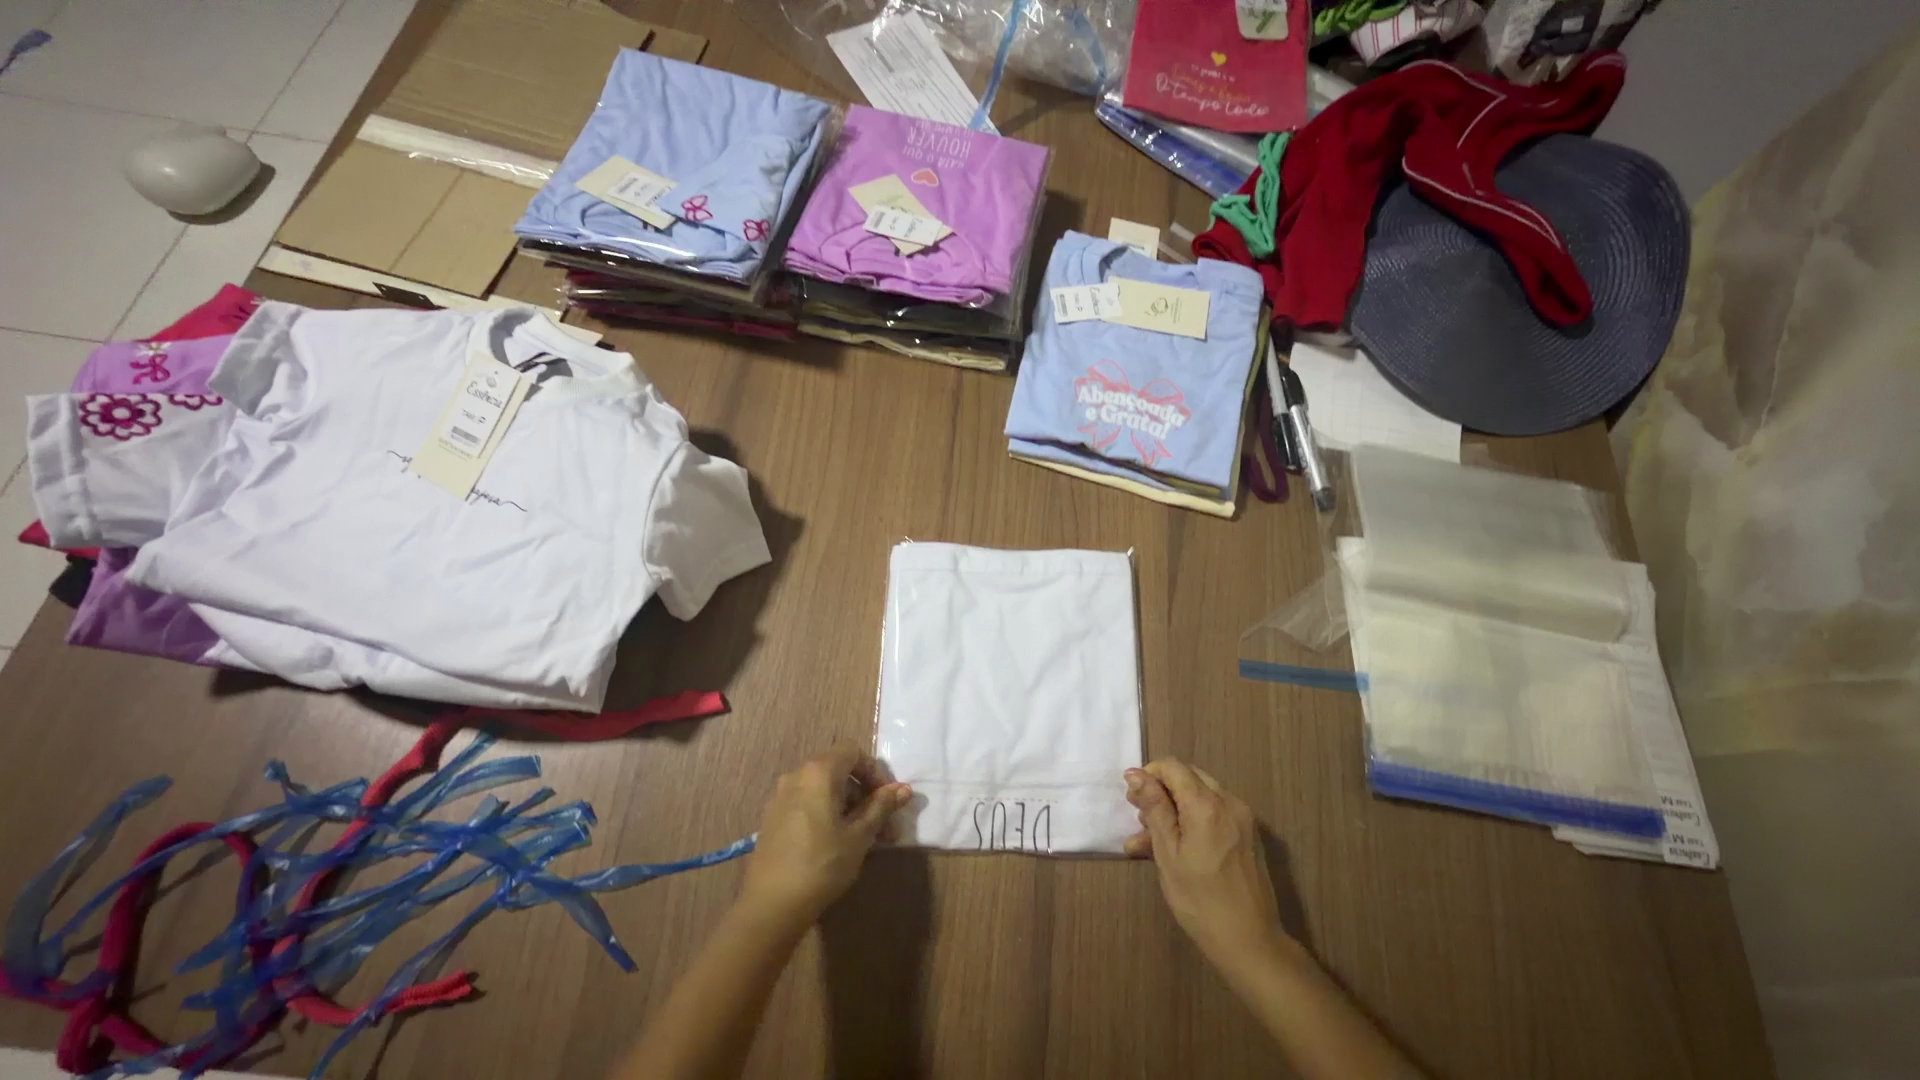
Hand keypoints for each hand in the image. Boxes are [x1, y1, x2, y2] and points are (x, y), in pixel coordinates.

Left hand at [739, 744, 911, 924]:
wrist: (772, 904)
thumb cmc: (823, 863)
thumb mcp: (860, 835)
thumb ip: (881, 807)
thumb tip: (903, 789)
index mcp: (818, 772)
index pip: (854, 752)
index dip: (875, 773)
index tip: (888, 801)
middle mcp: (796, 776)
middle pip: (838, 771)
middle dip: (865, 795)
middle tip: (884, 827)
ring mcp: (780, 797)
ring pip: (823, 790)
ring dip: (848, 807)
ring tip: (865, 840)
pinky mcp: (772, 818)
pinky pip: (807, 804)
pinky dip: (827, 814)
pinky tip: (837, 844)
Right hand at [1124, 760, 1285, 968]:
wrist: (1249, 941)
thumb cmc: (1199, 900)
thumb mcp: (1168, 853)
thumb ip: (1154, 808)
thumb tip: (1136, 774)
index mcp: (1208, 804)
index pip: (1173, 767)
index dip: (1148, 775)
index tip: (1131, 799)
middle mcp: (1230, 802)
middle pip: (1189, 778)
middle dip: (1160, 792)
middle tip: (1138, 819)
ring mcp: (1242, 818)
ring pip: (1200, 797)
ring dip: (1173, 809)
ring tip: (1147, 841)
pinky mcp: (1247, 834)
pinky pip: (1214, 814)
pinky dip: (1192, 821)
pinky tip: (1173, 847)